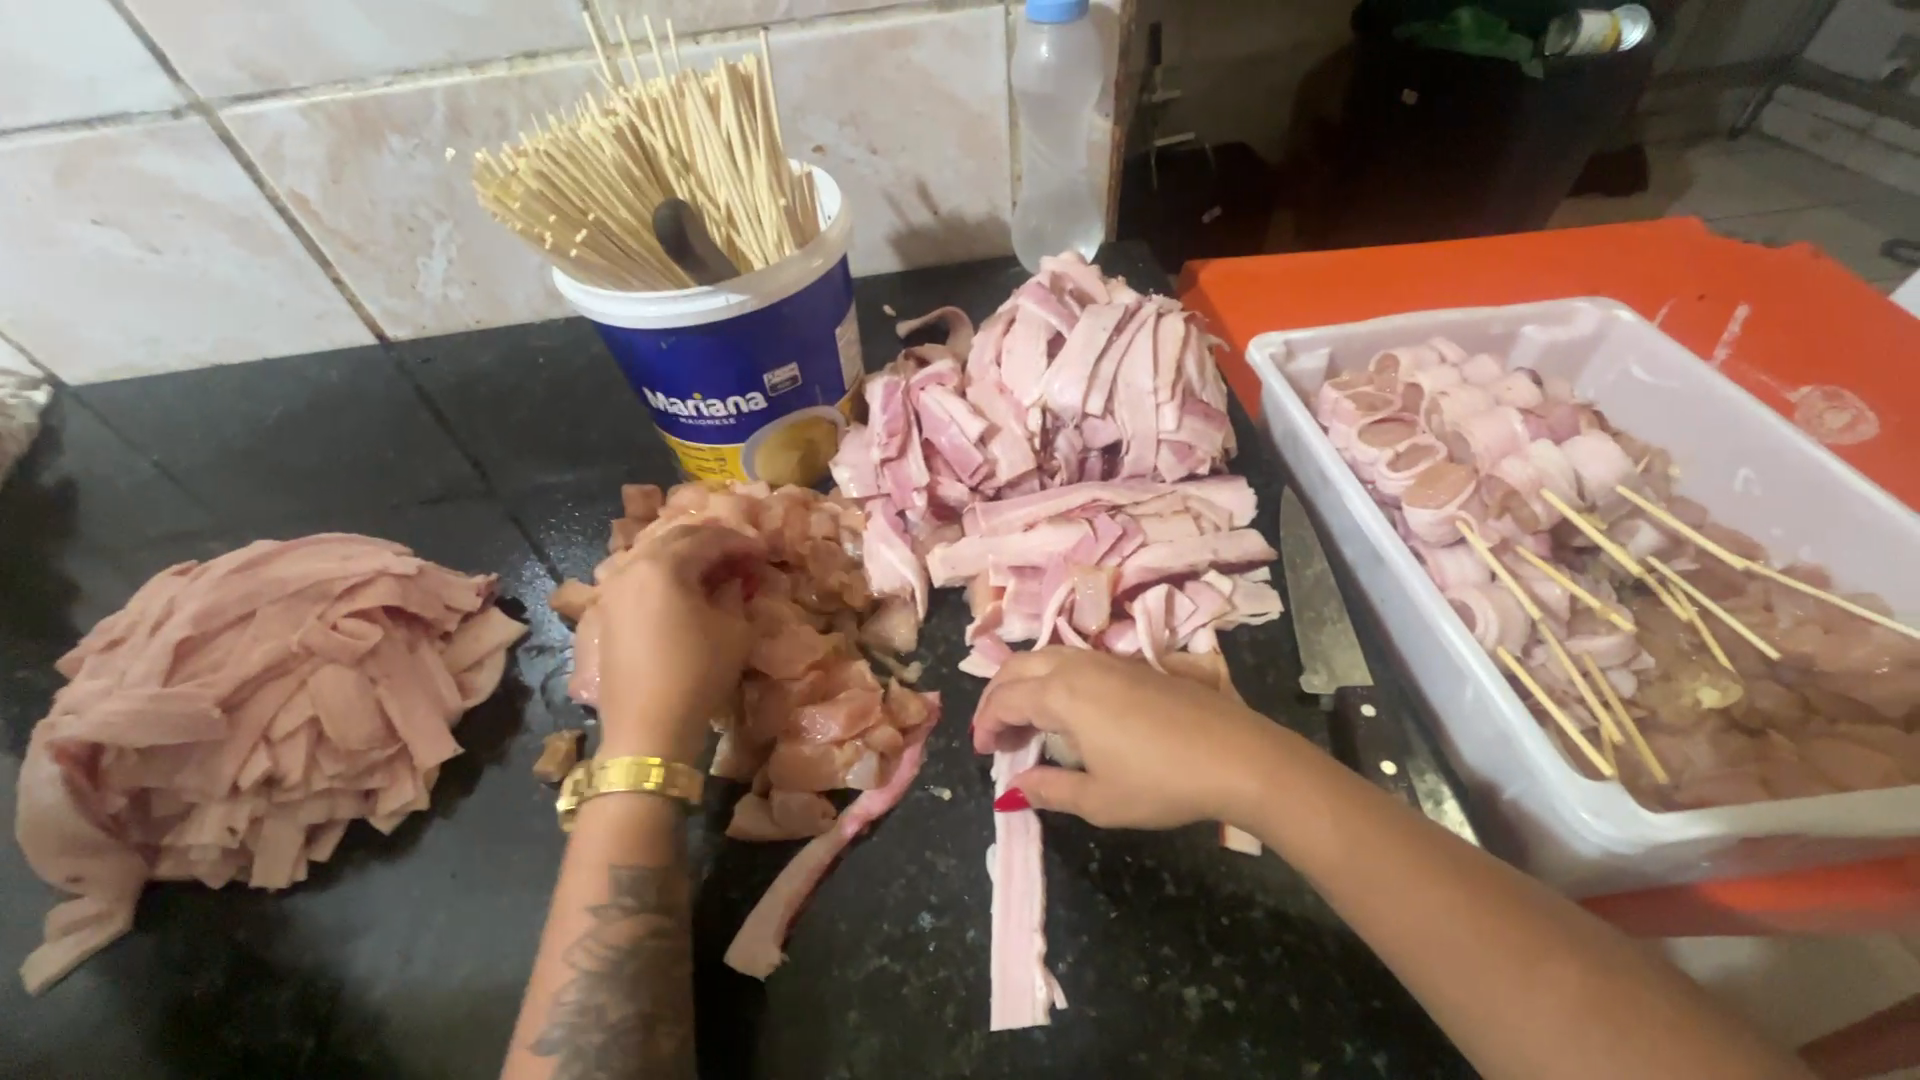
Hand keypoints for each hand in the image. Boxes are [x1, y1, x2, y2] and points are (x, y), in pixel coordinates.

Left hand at [594, 523, 763, 762]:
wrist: (647, 727)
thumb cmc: (697, 674)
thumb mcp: (734, 630)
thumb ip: (735, 594)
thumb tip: (733, 579)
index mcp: (664, 565)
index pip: (710, 539)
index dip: (741, 542)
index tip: (764, 553)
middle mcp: (632, 566)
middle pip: (676, 538)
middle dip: (712, 542)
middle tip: (741, 556)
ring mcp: (613, 588)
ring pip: (653, 553)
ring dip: (686, 554)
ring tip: (713, 569)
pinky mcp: (606, 611)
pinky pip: (637, 575)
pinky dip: (663, 573)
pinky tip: (682, 588)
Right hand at [972, 648, 1287, 829]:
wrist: (1237, 756)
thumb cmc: (1161, 782)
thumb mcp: (1098, 800)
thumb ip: (1049, 789)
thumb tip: (1014, 788)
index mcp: (1062, 694)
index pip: (1005, 699)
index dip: (985, 724)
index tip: (982, 752)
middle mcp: (1078, 666)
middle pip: (1019, 667)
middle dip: (996, 696)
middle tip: (993, 732)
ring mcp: (1108, 661)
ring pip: (1046, 657)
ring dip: (1023, 683)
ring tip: (1023, 719)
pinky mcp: (1133, 665)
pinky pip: (1074, 661)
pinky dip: (1052, 679)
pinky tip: (1064, 709)